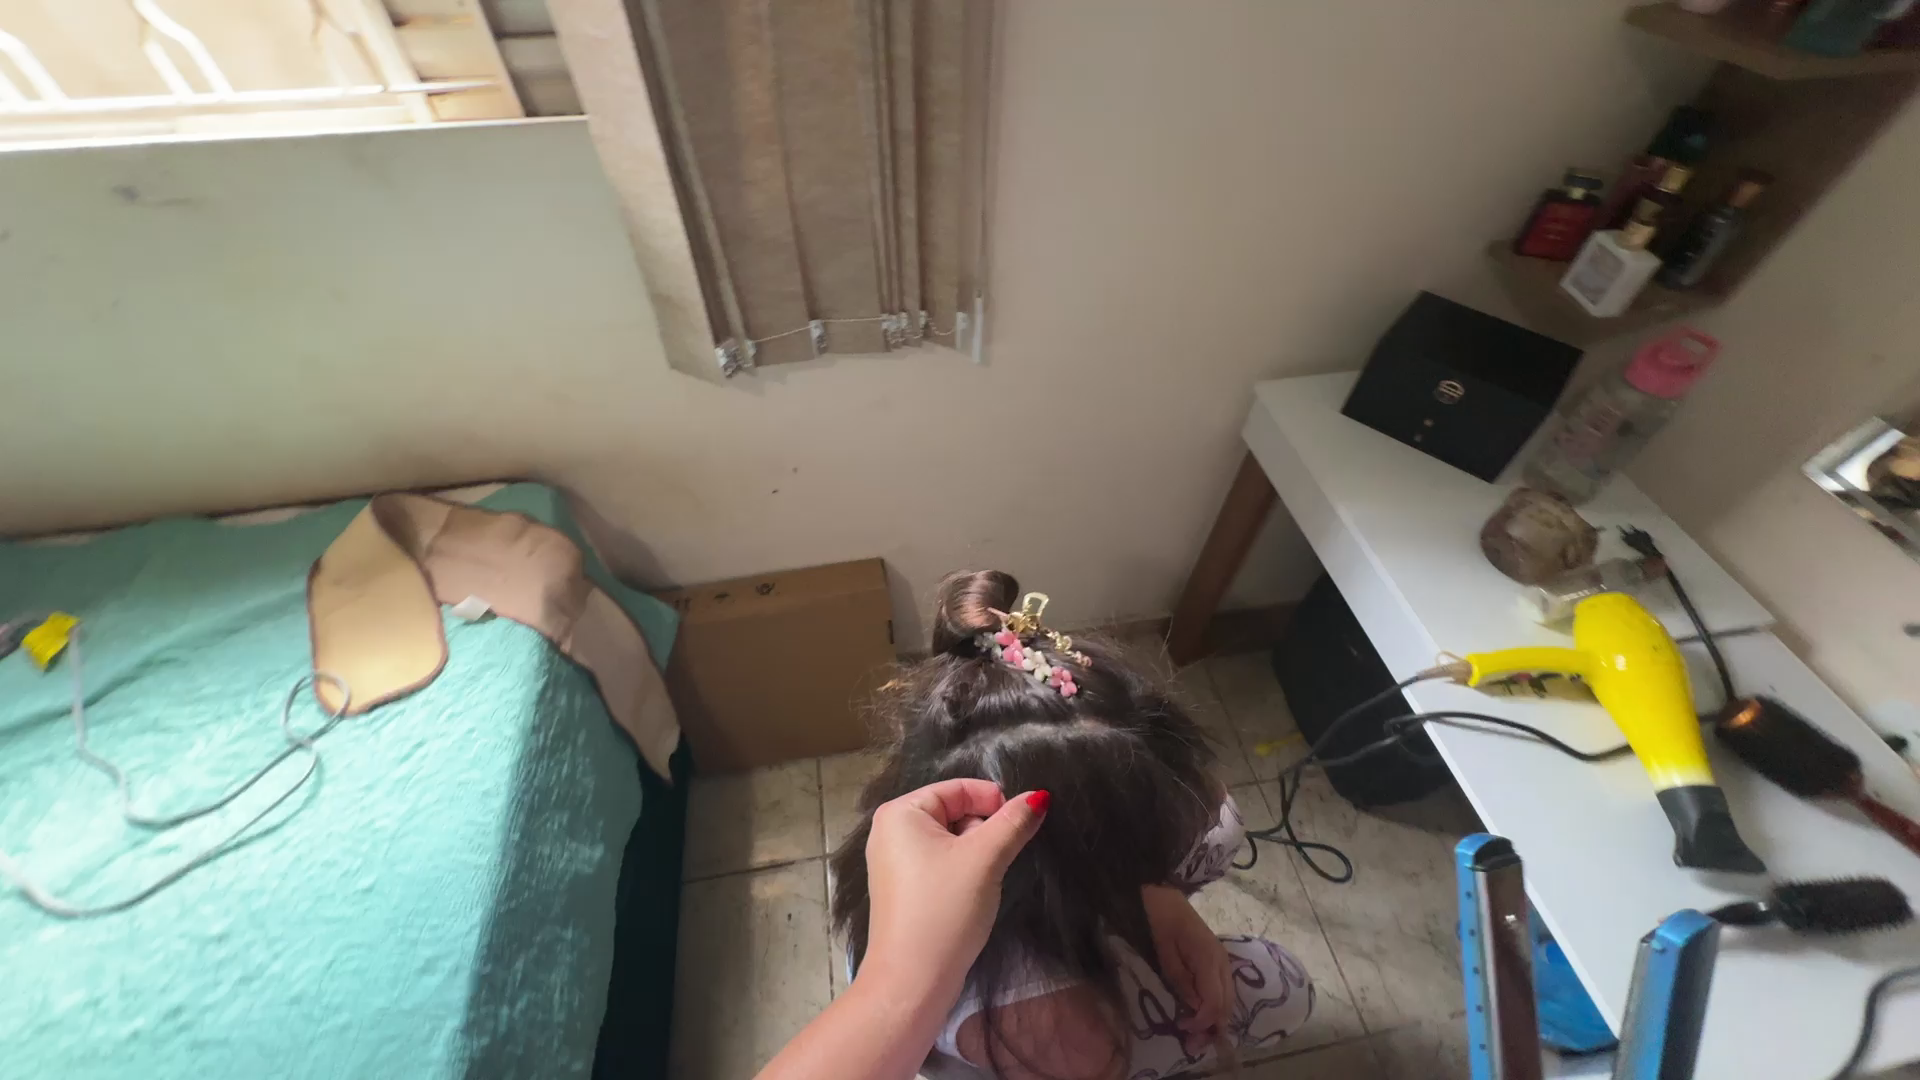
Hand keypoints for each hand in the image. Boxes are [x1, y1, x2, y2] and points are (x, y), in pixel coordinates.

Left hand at [860, 780, 1049, 999]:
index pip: (958, 788)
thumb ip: (1013, 822)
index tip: (1020, 823)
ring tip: (985, 878)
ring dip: (976, 851)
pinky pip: (939, 861)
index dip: (993, 800)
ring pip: (950, 838)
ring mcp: (893, 860)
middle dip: (983, 829)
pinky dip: (962, 869)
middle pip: (954, 810)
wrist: (912, 984)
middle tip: (998, 859)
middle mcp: (890, 829)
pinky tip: (971, 893)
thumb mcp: (985, 859)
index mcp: (901, 812)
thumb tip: (1039, 795)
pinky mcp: (902, 888)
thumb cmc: (945, 910)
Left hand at [1141, 884, 1233, 1054]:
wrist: (1163, 892)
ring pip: (1227, 1000)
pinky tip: (1202, 1017)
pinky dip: (1214, 1007)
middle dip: (1211, 1028)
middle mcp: (1222, 961)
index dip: (1202, 1022)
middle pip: (1225, 1005)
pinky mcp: (1217, 959)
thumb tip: (1195, 1009)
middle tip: (1192, 1045)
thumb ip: (1181, 981)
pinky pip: (1222, 990)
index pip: (1214, 1002)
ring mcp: (1222, 960)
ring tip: (1197, 1037)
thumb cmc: (1159, 919)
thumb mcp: (1164, 952)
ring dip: (1215, 1021)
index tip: (1184, 1031)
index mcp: (1209, 958)